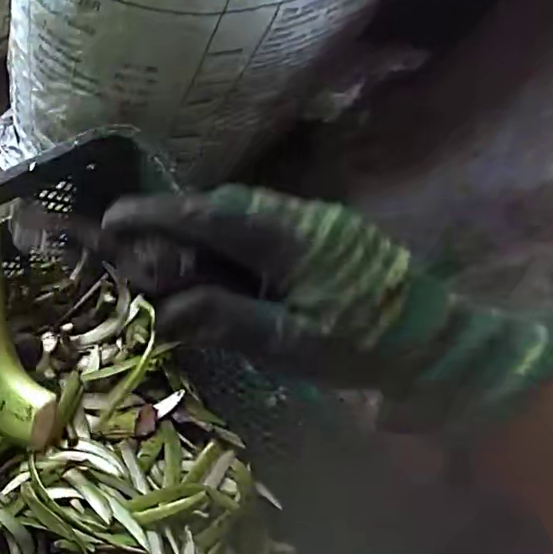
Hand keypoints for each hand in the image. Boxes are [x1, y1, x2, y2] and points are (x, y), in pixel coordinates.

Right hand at [101, 185, 552, 429]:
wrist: (440, 344)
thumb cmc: (365, 346)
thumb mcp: (293, 344)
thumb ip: (227, 321)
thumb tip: (163, 313)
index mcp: (292, 240)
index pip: (211, 215)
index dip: (157, 214)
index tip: (112, 218)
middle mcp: (297, 219)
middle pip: (216, 207)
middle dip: (164, 222)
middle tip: (125, 246)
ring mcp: (307, 223)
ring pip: (231, 212)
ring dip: (187, 229)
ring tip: (156, 257)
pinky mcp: (311, 236)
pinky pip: (247, 226)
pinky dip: (211, 238)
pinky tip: (199, 262)